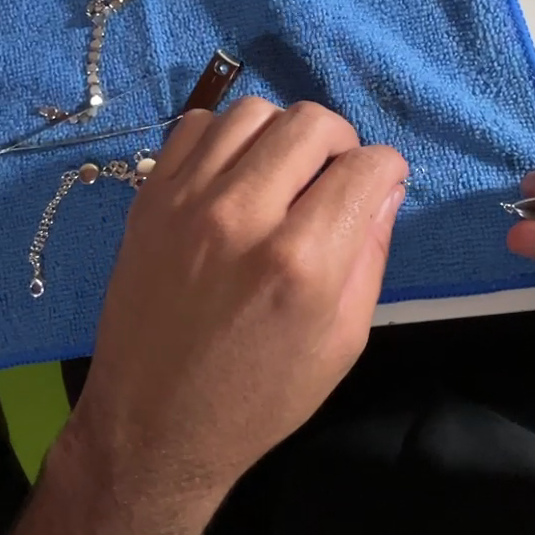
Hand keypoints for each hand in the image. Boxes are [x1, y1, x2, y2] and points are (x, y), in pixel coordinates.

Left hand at [59, 98, 408, 507]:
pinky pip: (196, 124)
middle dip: (341, 140)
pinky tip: (233, 172)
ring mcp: (187, 199)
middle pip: (311, 122)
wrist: (153, 423)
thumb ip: (371, 253)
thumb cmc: (260, 396)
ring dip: (283, 133)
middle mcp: (243, 215)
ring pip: (253, 111)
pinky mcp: (148, 196)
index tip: (378, 182)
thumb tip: (385, 184)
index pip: (365, 166)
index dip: (385, 168)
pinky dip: (226, 136)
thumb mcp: (343, 342)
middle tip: (334, 176)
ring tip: (282, 172)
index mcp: (301, 261)